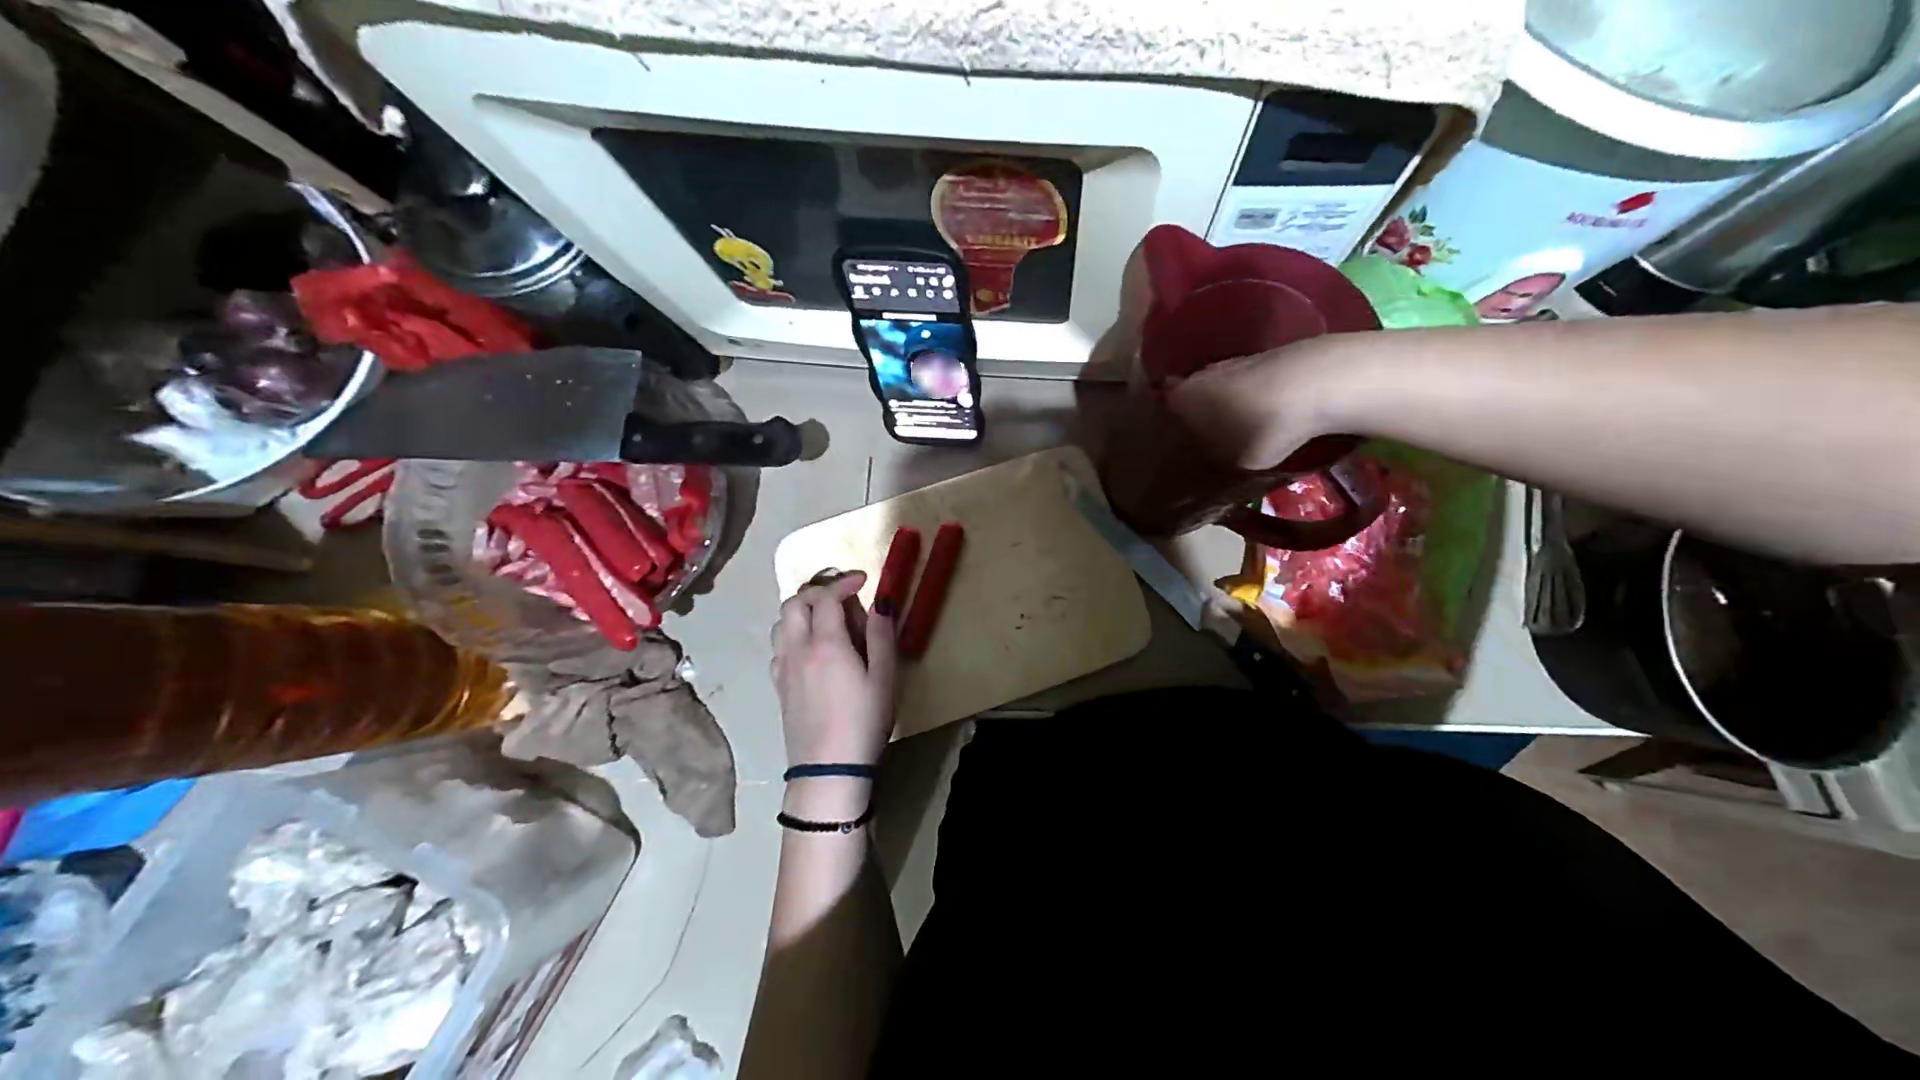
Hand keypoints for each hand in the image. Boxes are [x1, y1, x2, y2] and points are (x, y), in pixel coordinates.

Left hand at [771, 570, 896, 771]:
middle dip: (817, 591)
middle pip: (794, 603)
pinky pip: (778, 647)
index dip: (844, 582)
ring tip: (826, 621)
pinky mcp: (778, 686)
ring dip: (801, 611)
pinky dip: (792, 635)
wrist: (828, 770)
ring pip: (780, 623)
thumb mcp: (884, 677)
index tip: (863, 580)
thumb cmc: (864, 722)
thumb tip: (879, 603)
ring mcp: (783, 668)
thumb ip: (881, 636)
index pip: (825, 596)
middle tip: (842, 598)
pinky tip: (811, 650)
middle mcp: (797, 648)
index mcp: (825, 642)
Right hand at [1163, 345, 1333, 471]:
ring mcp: (1234, 359)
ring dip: (1227, 402)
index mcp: (1181, 397)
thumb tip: (1211, 457)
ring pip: (1221, 385)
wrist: (1318, 383)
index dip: (1170, 425)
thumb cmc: (1262, 429)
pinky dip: (1253, 394)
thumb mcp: (1235, 461)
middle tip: (1209, 437)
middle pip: (1192, 394)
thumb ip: (1216, 458)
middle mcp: (1199, 373)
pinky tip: (1267, 410)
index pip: (1163, 409)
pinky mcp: (1266, 354)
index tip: (1179, 442)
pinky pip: (1248, 380)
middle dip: (1198, 412)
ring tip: (1241, 425)